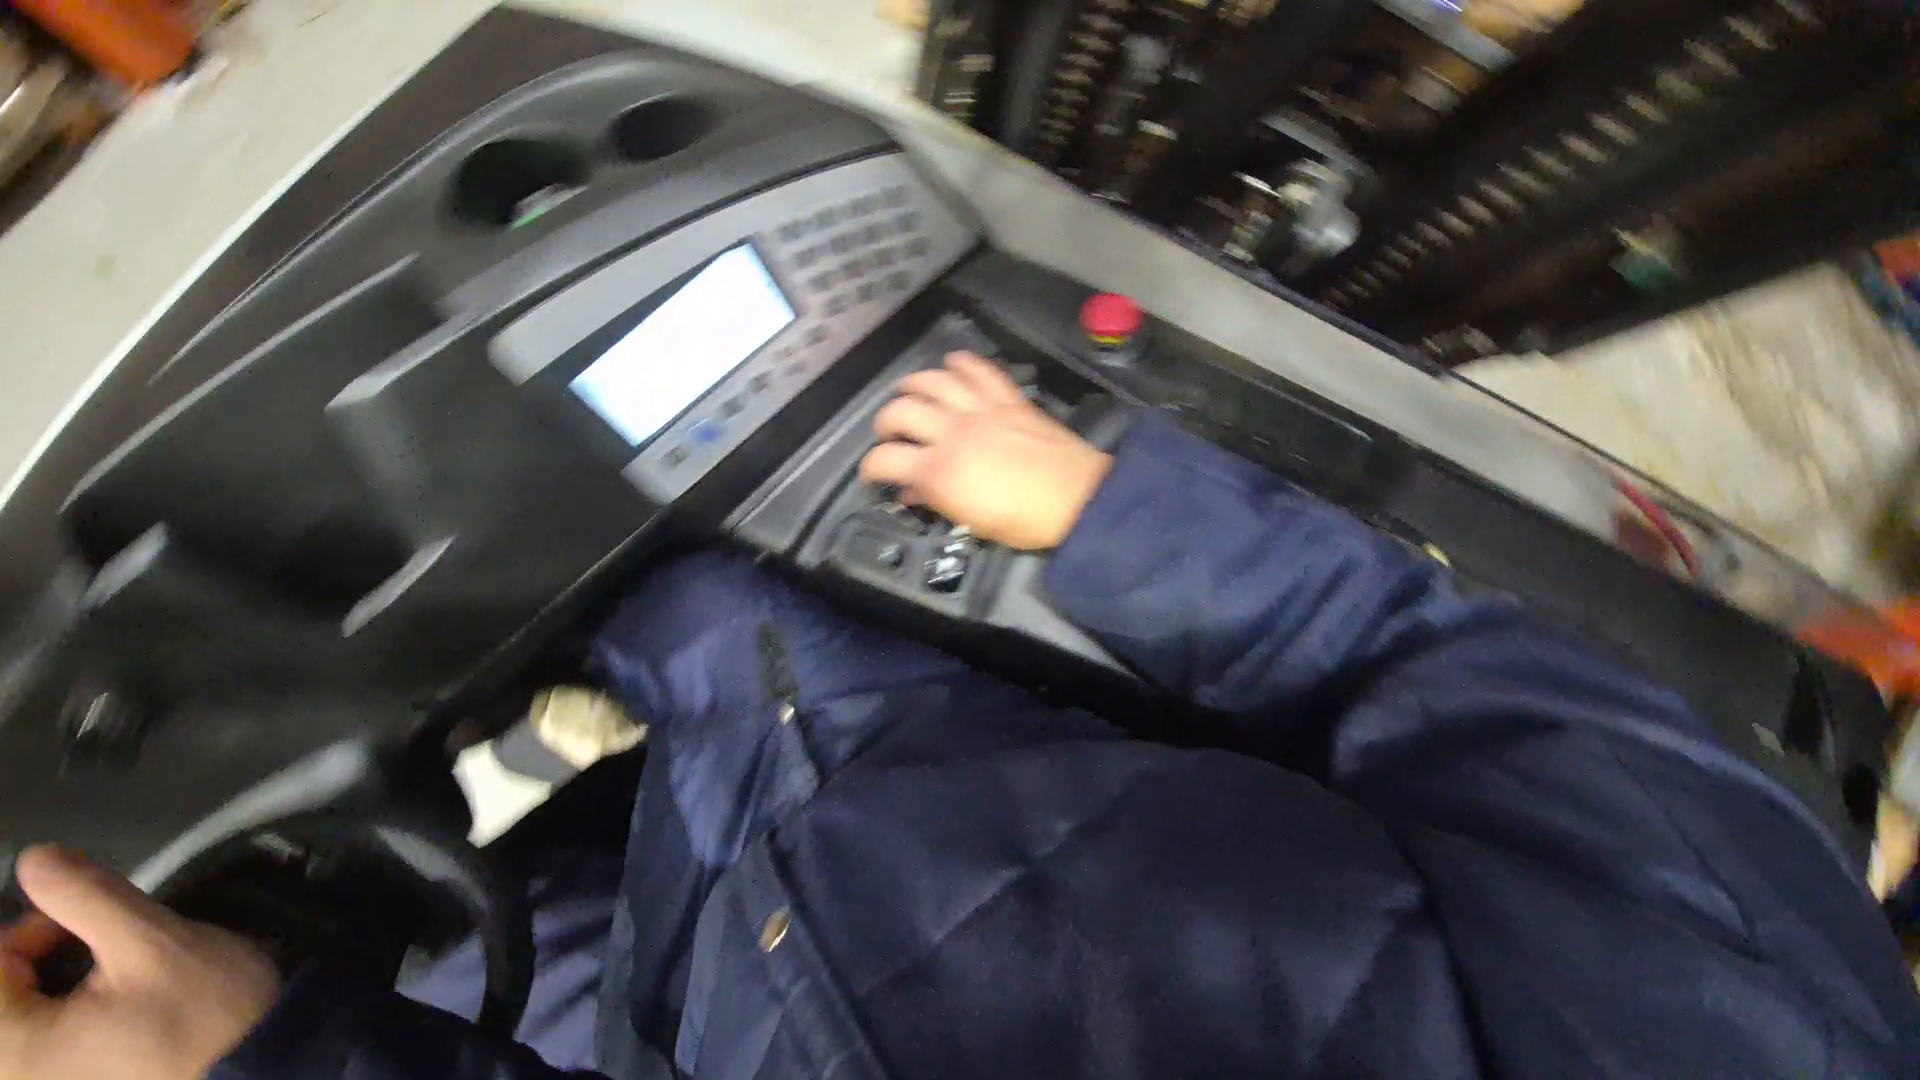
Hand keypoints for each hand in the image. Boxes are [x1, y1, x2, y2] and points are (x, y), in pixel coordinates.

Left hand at [0, 847, 281, 1079]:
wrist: (256, 1065)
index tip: (92, 921)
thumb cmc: (200, 1007)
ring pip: (24, 1019)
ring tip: (112, 979)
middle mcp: (9, 1073)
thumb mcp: (155, 942)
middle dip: (44, 961)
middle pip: (4, 993)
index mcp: (6, 1049)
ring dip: (55, 989)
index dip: (33, 931)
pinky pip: (44, 1045)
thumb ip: (89, 900)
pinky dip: (67, 1017)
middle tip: (107, 946)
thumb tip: (37, 858)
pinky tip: (112, 1013)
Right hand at [860, 352, 1112, 550]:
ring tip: (908, 389)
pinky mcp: (1008, 400)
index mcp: (939, 470)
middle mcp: (953, 433)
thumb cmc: (1026, 520)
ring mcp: (982, 411)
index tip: (872, 472)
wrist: (1077, 499)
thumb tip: (913, 492)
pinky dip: (963, 363)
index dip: (870, 466)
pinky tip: (952, 362)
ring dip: (915, 382)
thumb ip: (935, 501)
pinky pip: (980, 371)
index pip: (885, 459)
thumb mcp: (972, 522)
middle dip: (886, 420)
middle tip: (888, 429)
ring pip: (935, 381)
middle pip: (901, 411)